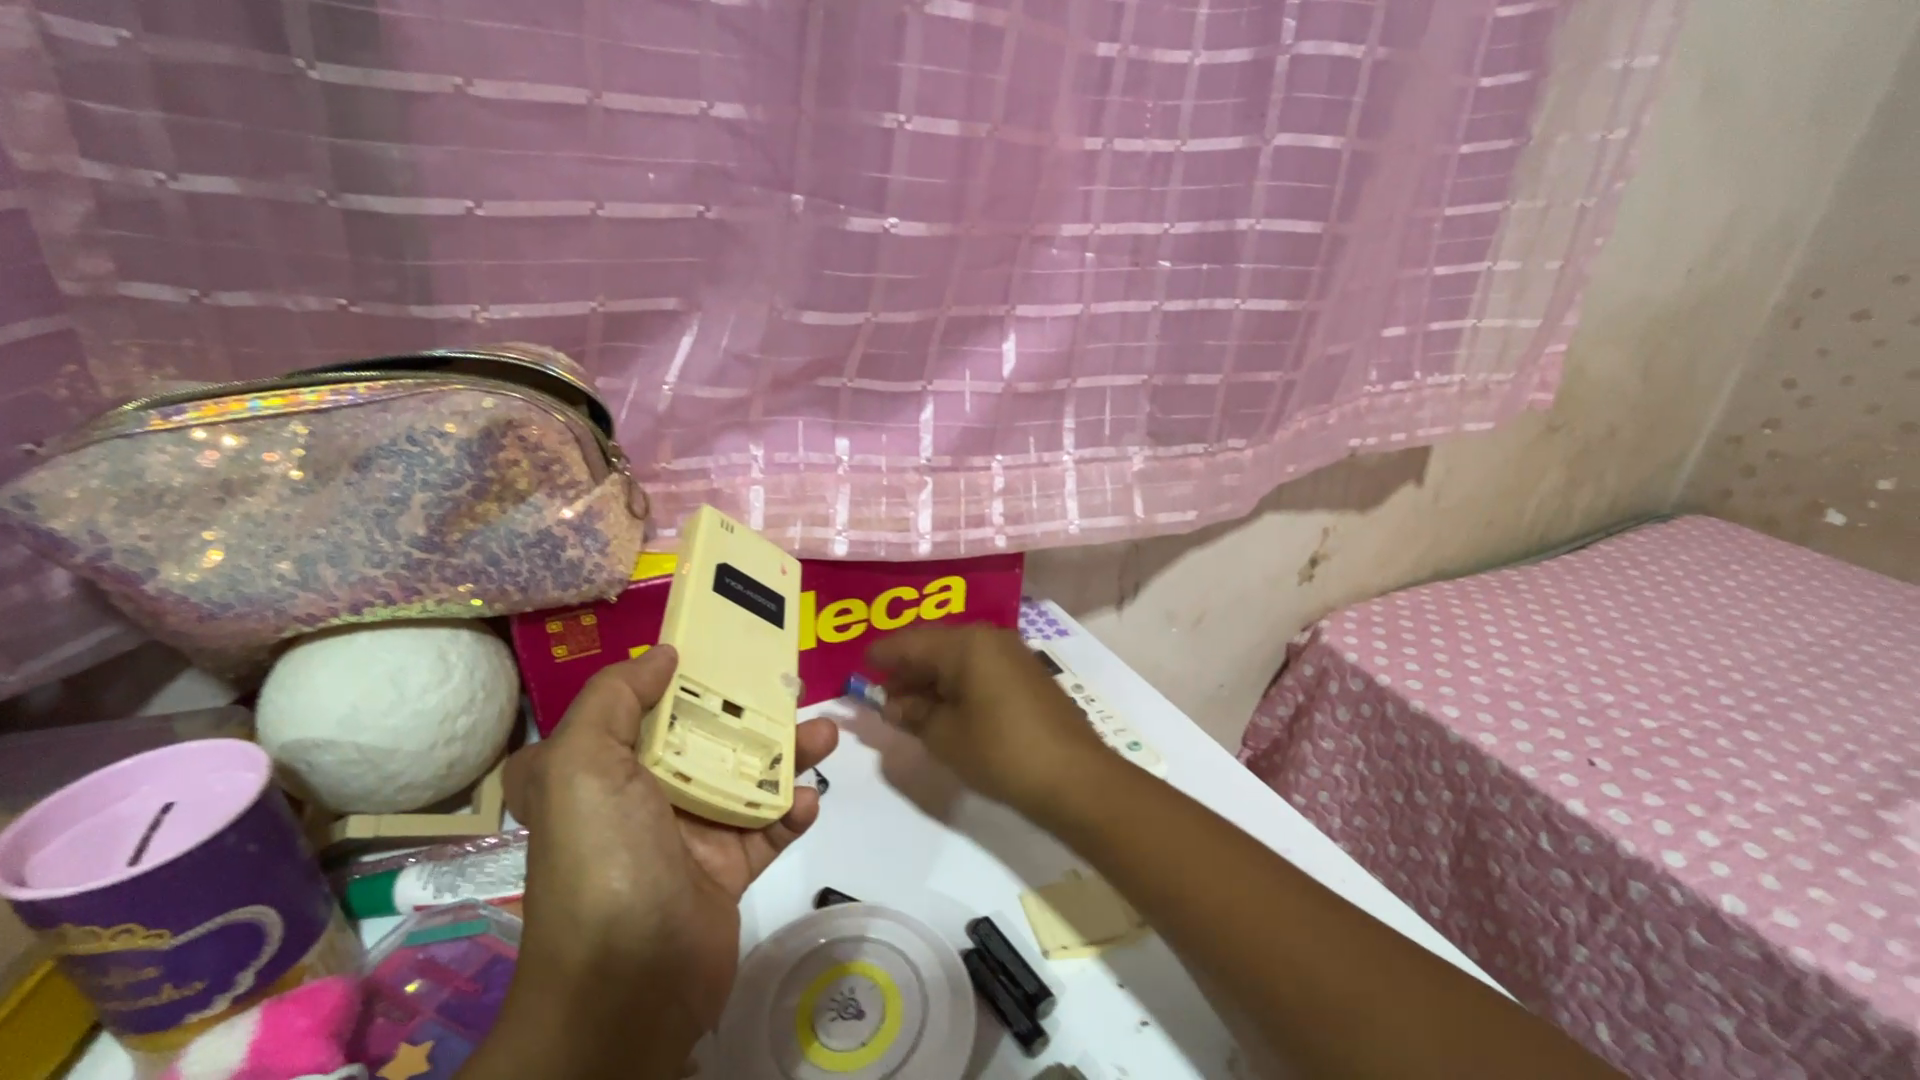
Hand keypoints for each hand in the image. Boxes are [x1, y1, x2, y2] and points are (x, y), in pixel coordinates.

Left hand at [501, 646, 837, 1035]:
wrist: (630, 985)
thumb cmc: (603, 859)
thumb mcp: (580, 763)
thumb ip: (615, 697)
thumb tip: (661, 656)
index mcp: (597, 772)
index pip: (636, 710)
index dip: (673, 678)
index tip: (718, 651)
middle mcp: (638, 799)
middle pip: (703, 737)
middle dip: (748, 711)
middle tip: (792, 687)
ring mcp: (686, 837)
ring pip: (744, 779)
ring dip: (787, 755)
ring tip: (824, 734)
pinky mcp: (726, 871)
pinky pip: (767, 829)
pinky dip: (792, 811)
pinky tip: (811, 801)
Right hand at [866, 625, 1106, 814]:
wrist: (1074, 777)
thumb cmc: (1001, 752)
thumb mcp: (945, 737)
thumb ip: (913, 714)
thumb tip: (894, 704)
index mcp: (966, 644)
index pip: (910, 642)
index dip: (882, 656)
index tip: (860, 669)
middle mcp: (990, 639)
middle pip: (935, 646)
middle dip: (908, 670)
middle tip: (884, 697)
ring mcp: (1014, 656)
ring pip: (959, 659)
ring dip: (933, 679)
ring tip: (911, 709)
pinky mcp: (1028, 677)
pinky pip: (981, 671)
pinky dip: (958, 685)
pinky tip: (947, 710)